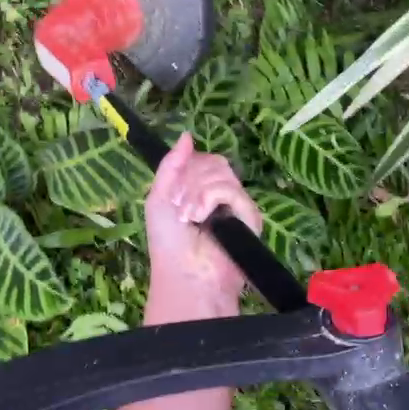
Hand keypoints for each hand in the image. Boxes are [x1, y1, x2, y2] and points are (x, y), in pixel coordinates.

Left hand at [144, 133, 261, 316]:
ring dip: (197, 192)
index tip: (173, 192)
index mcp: (199, 188)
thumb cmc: (168, 241)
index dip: (186, 167)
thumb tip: (187, 134)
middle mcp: (220, 194)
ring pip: (221, 172)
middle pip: (213, 161)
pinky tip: (202, 217)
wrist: (185, 275)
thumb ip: (171, 164)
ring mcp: (236, 205)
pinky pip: (232, 189)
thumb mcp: (158, 197)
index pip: (201, 158)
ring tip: (190, 217)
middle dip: (190, 181)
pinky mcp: (250, 217)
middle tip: (180, 207)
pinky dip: (211, 198)